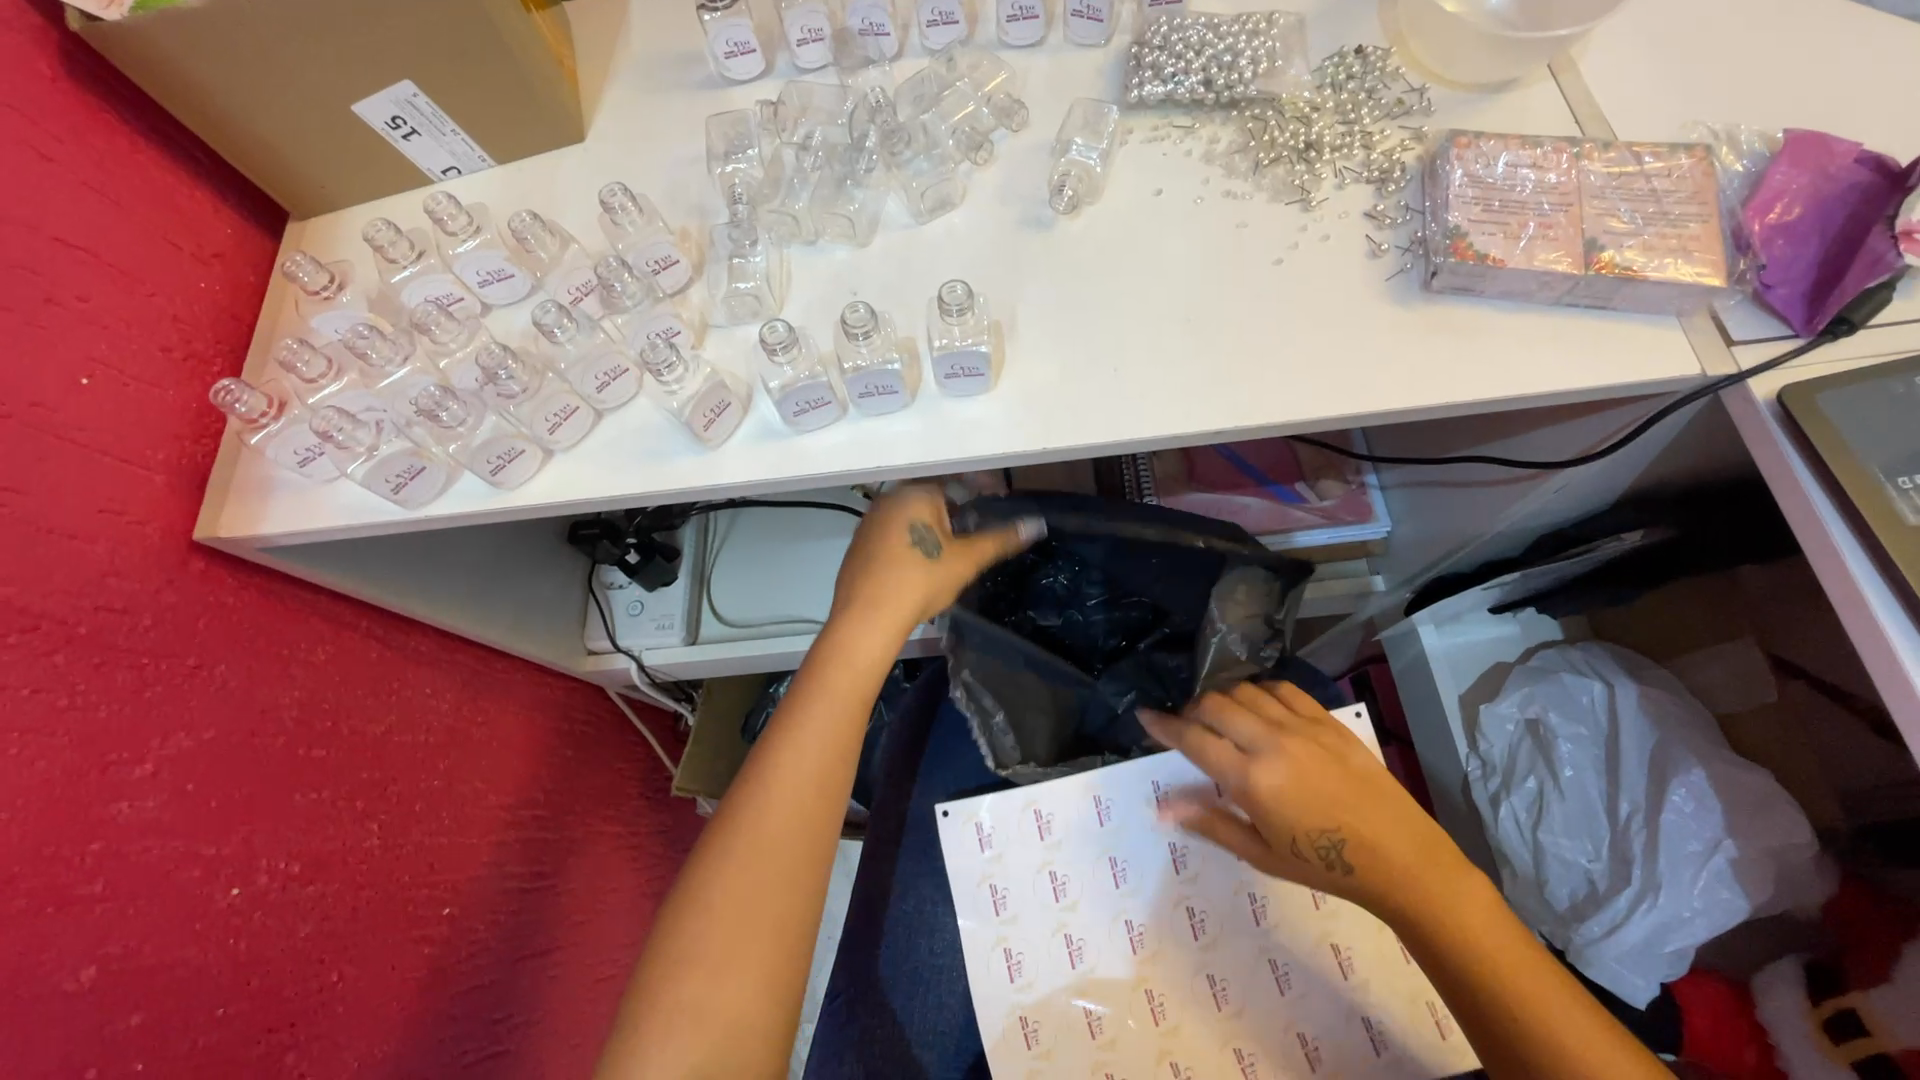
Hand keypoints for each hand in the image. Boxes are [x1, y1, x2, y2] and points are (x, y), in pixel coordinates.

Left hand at [830, 486, 1043, 638]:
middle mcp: (889, 498)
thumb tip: (1036, 525)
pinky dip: (911, 541)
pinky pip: (893, 534)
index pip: (957, 480)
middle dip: (955, 510)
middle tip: (975, 531)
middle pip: (931, 497)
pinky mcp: (859, 544)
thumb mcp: (967, 560)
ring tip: (950, 552)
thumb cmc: (921, 580)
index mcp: (916, 493)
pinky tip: (919, 565)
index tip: (999, 499)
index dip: (982, 488)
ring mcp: (870, 521)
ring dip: (932, 527)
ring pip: (910, 516)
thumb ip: (1000, 540)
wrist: (867, 617)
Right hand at [1139, 681, 1478, 923]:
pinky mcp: (1328, 721)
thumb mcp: (1260, 854)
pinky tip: (1259, 706)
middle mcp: (1271, 743)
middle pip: (1214, 704)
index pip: (1192, 739)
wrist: (1400, 858)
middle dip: (1190, 709)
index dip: (1162, 725)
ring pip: (1246, 690)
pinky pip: (1284, 688)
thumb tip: (1163, 805)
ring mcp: (1303, 727)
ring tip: (1221, 715)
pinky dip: (1261, 690)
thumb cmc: (1324, 865)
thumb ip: (1210, 821)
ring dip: (1224, 697)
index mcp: (1251, 780)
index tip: (1144, 715)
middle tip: (1186, 725)